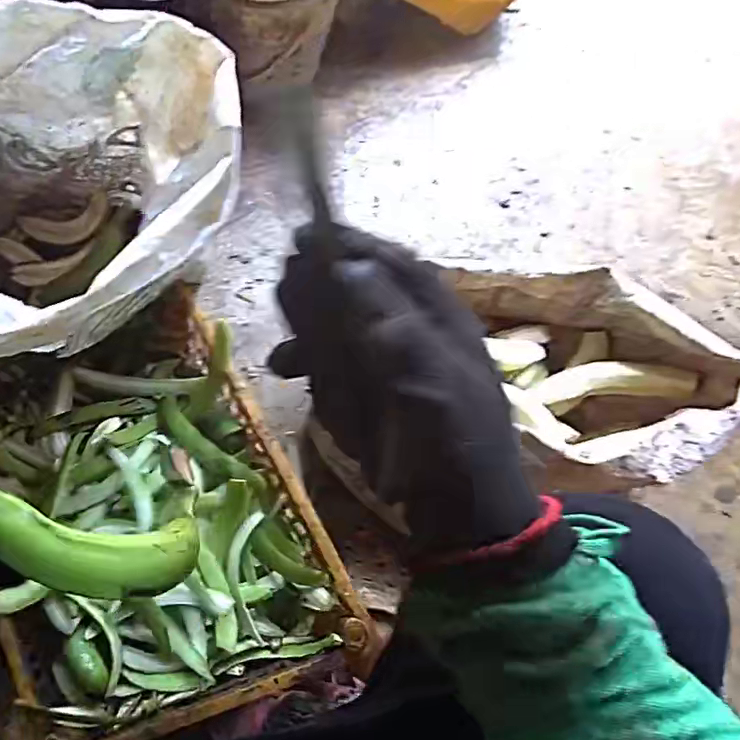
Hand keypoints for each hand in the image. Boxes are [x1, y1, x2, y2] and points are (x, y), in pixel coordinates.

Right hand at [269, 224, 538, 558]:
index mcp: (437, 319)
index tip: (307, 232)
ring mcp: (388, 363)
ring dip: (307, 324)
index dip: (350, 245)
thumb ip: (394, 326)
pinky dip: (307, 360)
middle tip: (285, 277)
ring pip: (339, 325)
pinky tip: (288, 369)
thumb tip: (352, 269)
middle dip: (319, 284)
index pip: (390, 265)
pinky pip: (332, 362)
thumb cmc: (452, 444)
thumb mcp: (430, 381)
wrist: (459, 507)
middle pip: (358, 291)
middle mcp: (410, 333)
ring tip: (281, 334)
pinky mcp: (370, 391)